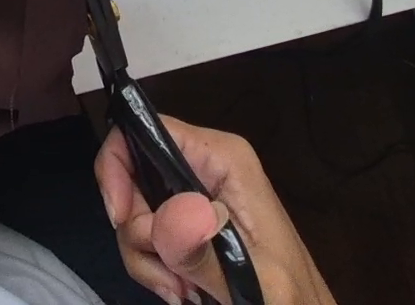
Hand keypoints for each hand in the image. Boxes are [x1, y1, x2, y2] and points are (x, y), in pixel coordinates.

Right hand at [95, 117, 334, 304]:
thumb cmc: (296, 303)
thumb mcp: (260, 285)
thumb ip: (205, 252)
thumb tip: (167, 215)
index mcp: (223, 158)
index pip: (147, 128)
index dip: (118, 164)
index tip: (121, 219)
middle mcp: (204, 164)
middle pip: (132, 172)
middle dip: (137, 228)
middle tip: (164, 273)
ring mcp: (194, 191)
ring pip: (135, 208)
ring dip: (146, 255)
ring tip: (179, 291)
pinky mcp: (188, 218)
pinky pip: (147, 231)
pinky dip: (153, 264)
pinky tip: (180, 289)